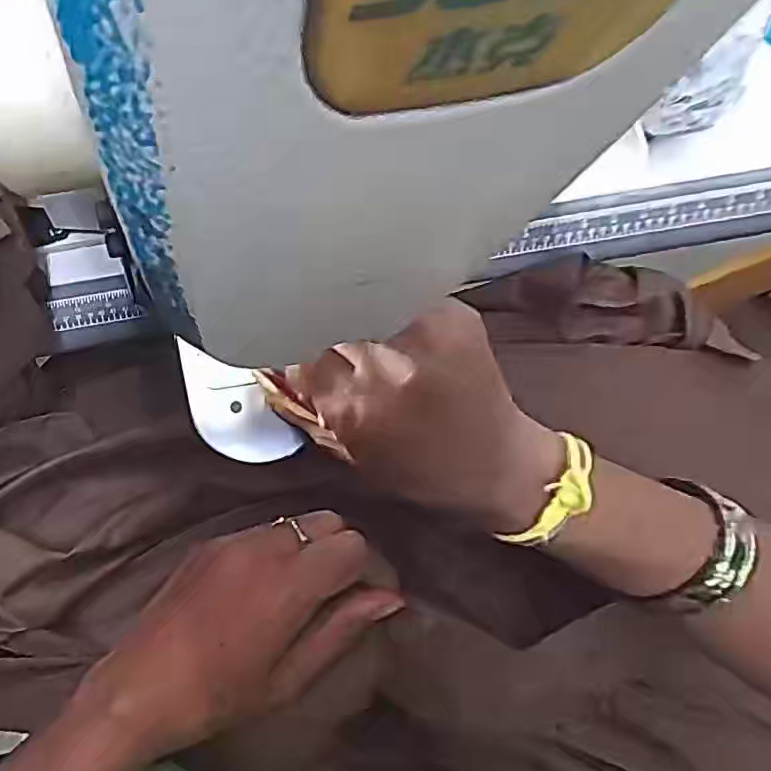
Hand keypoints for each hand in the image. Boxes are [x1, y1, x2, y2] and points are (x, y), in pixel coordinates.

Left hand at [72, 512, 402, 765]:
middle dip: (347, 551)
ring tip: (307, 594)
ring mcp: (228, 541)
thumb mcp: (289, 677)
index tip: (374, 600)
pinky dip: (279, 549)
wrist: (139, 687)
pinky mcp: (206, 545)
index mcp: (287, 580)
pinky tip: (268, 589)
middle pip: (327, 521)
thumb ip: (340, 629)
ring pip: (292, 523)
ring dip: (312, 548)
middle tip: (345, 595)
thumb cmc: (218, 696)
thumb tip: (387, 599)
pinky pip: (259, 532)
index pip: (353, 545)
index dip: (374, 570)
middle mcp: (260, 546)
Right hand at [284, 299, 565, 533]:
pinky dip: (388, 309)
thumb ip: (308, 409)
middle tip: (318, 335)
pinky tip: (392, 326)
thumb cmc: (416, 472)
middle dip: (317, 328)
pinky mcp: (452, 314)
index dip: (286, 348)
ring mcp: (422, 333)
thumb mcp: (348, 452)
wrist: (497, 465)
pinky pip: (399, 298)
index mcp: (351, 406)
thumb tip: (273, 371)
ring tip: (355, 328)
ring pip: (360, 303)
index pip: (294, 353)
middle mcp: (383, 365)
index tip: (286, 349)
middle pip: (325, 320)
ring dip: (351, 315)